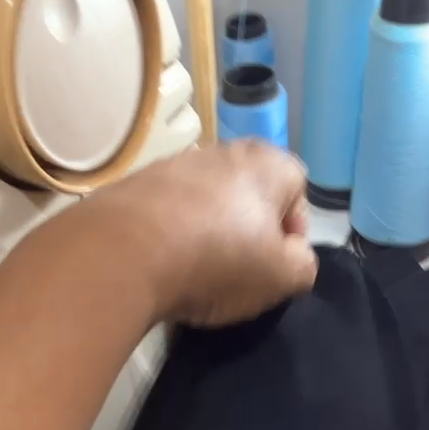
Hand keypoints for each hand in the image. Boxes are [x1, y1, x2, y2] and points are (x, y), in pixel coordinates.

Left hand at [82, 141, 318, 326]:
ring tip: (198, 272)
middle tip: (240, 271)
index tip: (278, 265)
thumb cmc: (219, 261)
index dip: (295, 230)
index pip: (298, 187)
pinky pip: (168, 213)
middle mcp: (222, 151)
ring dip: (209, 233)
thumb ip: (303, 266)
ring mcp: (175, 164)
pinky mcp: (136, 186)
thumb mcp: (282, 277)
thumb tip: (294, 257)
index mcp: (267, 164)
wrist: (125, 253)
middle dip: (250, 230)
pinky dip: (172, 236)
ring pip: (208, 202)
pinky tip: (165, 266)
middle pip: (250, 193)